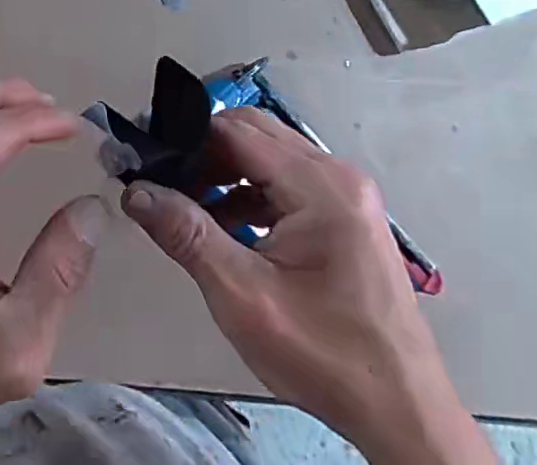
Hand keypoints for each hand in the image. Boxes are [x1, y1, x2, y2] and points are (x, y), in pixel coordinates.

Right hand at [122, 109, 493, 464]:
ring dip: (228, 174)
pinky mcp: (346, 213)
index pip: (239, 131)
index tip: (149, 154)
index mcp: (320, 183)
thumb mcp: (244, 296)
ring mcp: (346, 192)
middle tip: (163, 179)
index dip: (189, 136)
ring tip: (185, 205)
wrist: (398, 405)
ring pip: (272, 158)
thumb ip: (188, 235)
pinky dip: (253, 195)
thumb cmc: (323, 353)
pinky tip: (226, 227)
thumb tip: (138, 192)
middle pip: (257, 136)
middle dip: (206, 152)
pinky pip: (290, 184)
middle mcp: (338, 173)